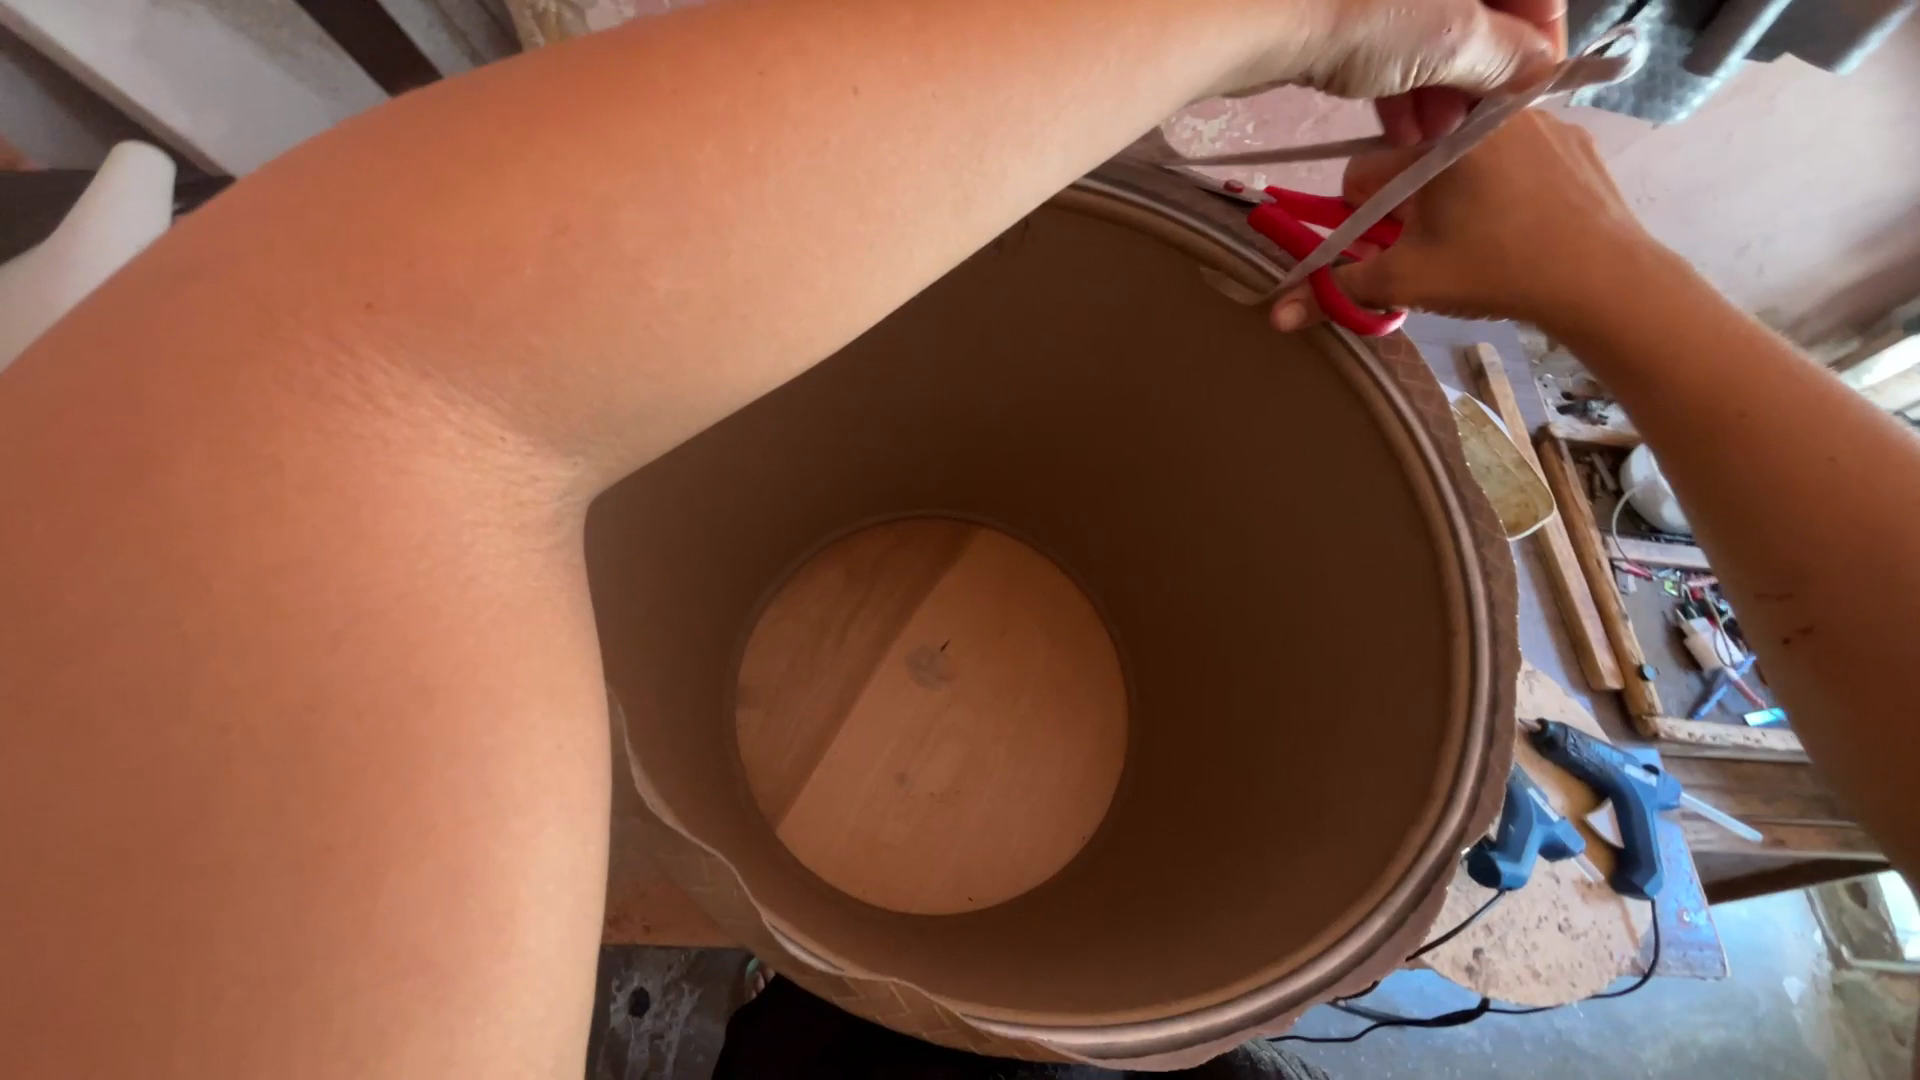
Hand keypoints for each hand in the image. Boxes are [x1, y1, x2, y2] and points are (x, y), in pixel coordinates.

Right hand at [1268, 110, 1666, 334]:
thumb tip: (1275, 317)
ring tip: (1471, 238)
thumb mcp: (1404, 283)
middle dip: (1401, 208)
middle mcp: (1482, 119)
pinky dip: (1497, 189)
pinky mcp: (1572, 142)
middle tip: (1423, 248)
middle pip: (1407, 165)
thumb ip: (1335, 292)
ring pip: (1458, 161)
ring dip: (1446, 197)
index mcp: (1436, 145)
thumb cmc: (1494, 271)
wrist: (1604, 278)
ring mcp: (1536, 125)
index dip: (1356, 220)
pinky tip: (1513, 224)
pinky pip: (1509, 158)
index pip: (1359, 175)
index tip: (1377, 248)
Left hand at [1369, 1, 1568, 143]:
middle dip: (1478, 81)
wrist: (1265, 24)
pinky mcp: (1354, 29)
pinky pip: (1389, 58)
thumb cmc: (1376, 22)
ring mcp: (1396, 3)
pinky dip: (1400, 95)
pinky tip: (1401, 135)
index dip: (1538, 47)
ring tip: (1434, 140)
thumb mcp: (1453, 38)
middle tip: (1473, 128)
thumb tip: (1539, 70)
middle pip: (1483, 24)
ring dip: (1439, 97)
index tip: (1530, 97)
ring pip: (1433, 46)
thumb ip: (1503, 54)